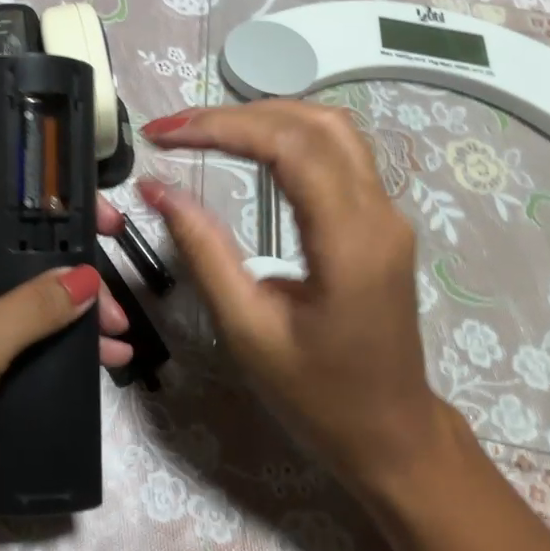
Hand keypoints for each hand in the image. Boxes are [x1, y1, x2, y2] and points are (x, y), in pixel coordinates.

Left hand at [0, 144, 134, 495]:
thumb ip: (32, 309)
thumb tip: (89, 276)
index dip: (14, 152)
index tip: (69, 155)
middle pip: (20, 223)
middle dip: (70, 231)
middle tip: (116, 238)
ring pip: (35, 274)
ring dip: (79, 291)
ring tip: (119, 323)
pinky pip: (34, 317)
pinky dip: (68, 329)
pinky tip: (107, 352)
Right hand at [137, 101, 453, 490]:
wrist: (392, 437)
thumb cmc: (318, 395)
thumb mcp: (247, 329)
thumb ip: (203, 252)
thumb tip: (157, 189)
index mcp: (350, 241)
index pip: (290, 147)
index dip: (222, 126)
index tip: (163, 136)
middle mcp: (379, 214)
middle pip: (314, 123)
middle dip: (237, 114)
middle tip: (175, 129)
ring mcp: (387, 215)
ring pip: (331, 129)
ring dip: (265, 116)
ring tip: (203, 130)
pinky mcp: (379, 222)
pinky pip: (338, 153)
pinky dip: (286, 135)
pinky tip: (248, 146)